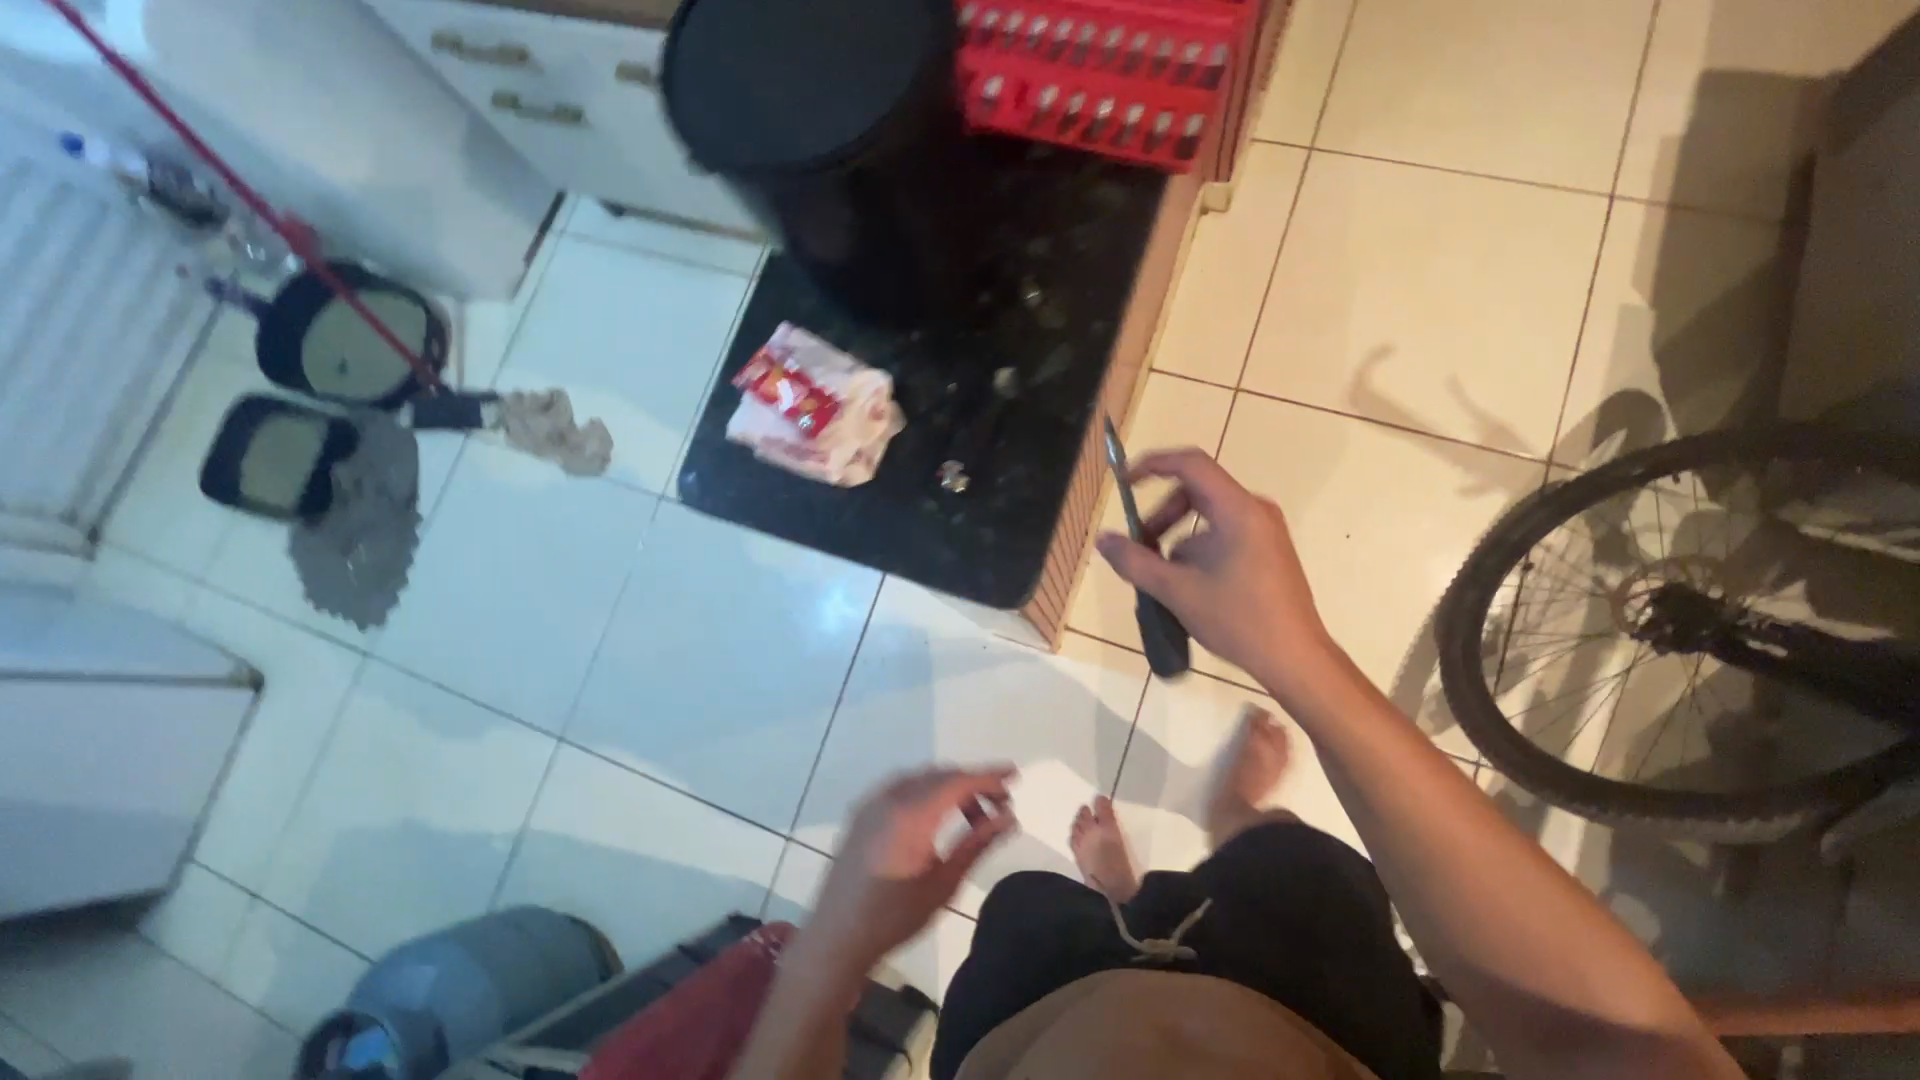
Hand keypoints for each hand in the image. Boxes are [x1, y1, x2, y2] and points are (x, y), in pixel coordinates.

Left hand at [800, 765, 1017, 973]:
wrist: (836, 937)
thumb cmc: (894, 916)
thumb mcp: (944, 884)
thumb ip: (977, 844)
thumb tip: (1008, 818)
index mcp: (912, 814)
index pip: (958, 781)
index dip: (989, 776)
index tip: (1015, 777)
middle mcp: (890, 798)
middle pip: (940, 775)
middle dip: (972, 783)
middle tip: (999, 806)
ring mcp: (871, 803)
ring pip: (920, 779)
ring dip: (949, 787)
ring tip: (972, 815)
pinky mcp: (861, 813)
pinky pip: (900, 788)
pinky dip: (925, 792)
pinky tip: (937, 816)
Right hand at [1096, 447, 1338, 695]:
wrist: (1295, 659)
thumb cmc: (1239, 620)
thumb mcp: (1178, 592)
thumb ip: (1136, 562)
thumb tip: (1104, 539)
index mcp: (1237, 510)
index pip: (1190, 464)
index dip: (1152, 465)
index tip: (1123, 482)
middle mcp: (1254, 511)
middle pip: (1195, 492)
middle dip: (1160, 516)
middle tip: (1139, 548)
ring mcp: (1264, 531)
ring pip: (1207, 517)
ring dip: (1176, 538)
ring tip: (1162, 578)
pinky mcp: (1268, 551)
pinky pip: (1222, 534)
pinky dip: (1197, 550)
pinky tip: (1189, 588)